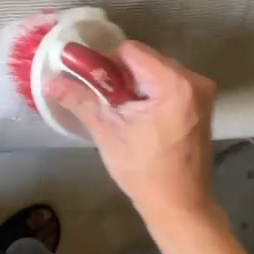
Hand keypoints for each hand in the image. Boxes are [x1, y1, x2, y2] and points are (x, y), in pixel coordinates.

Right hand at [45, 39, 218, 222]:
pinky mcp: (201, 103)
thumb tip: (51, 81)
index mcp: (173, 84)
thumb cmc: (142, 170)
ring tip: (124, 116)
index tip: (94, 90)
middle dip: (120, 78)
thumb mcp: (107, 133)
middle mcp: (194, 80)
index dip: (106, 66)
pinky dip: (149, 94)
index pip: (130, 51)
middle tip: (108, 106)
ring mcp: (202, 91)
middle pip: (145, 60)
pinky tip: (140, 119)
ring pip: (155, 71)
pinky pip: (168, 84)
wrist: (178, 203)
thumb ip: (81, 100)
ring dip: (134, 87)